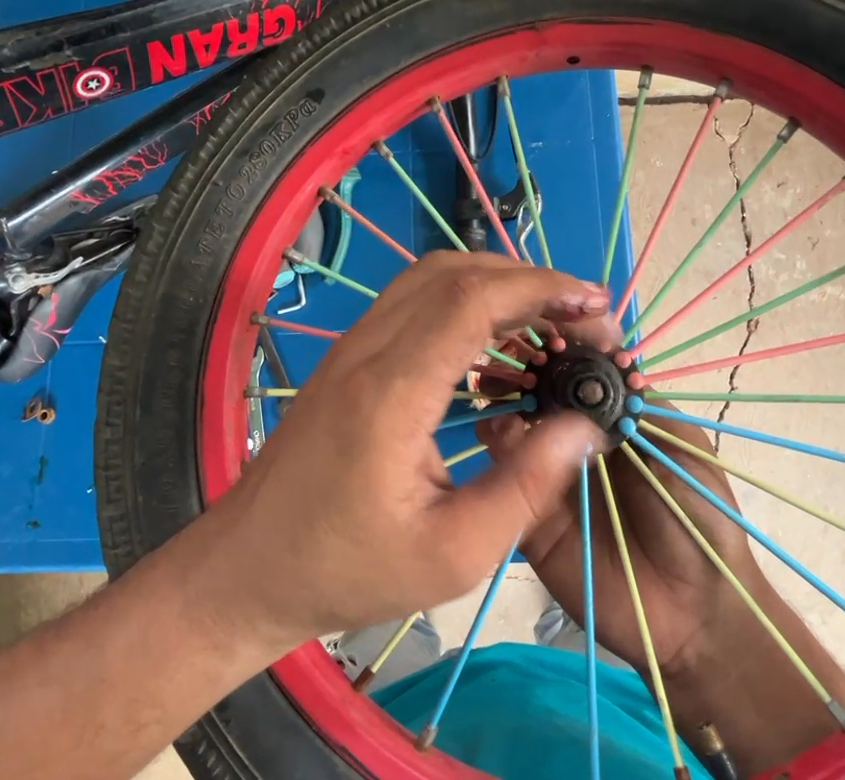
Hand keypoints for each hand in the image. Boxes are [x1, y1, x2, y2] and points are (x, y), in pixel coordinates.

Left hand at [200, 251, 612, 645]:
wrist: (249, 568)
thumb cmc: (349, 571)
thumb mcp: (455, 553)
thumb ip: (527, 484)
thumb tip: (585, 424)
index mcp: (391, 393)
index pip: (471, 300)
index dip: (540, 289)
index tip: (595, 306)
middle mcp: (367, 351)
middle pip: (454, 273)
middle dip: (529, 280)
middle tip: (584, 317)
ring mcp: (350, 348)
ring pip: (430, 277)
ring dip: (496, 284)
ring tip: (550, 322)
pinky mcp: (346, 358)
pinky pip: (412, 301)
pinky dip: (464, 300)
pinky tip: (496, 339)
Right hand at [485, 352, 844, 768]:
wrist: (695, 611)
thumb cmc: (700, 518)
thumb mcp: (680, 447)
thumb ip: (638, 404)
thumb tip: (598, 353)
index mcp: (613, 421)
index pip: (578, 374)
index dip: (559, 350)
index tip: (542, 332)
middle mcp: (576, 442)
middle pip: (538, 395)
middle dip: (520, 369)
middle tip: (507, 356)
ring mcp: (550, 479)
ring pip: (514, 431)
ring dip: (503, 402)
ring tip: (498, 386)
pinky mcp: (529, 518)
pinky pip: (505, 479)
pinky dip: (496, 448)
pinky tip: (500, 431)